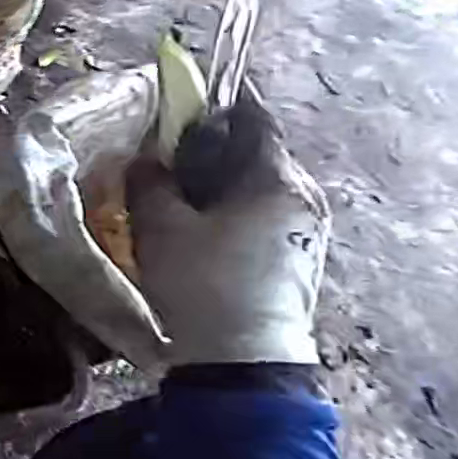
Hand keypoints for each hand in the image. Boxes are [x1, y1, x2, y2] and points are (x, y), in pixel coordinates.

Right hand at [128, 86, 328, 366]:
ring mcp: (307, 229)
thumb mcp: (160, 226)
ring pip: (257, 184)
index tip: (188, 97)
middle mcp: (304, 197)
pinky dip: (229, 206)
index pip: (254, 119)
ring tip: (177, 194)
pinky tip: (198, 225)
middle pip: (257, 152)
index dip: (220, 101)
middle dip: (212, 146)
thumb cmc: (201, 282)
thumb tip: (149, 158)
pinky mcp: (297, 255)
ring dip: (219, 180)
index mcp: (277, 181)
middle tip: (168, 154)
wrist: (242, 361)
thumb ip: (151, 182)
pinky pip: (261, 212)